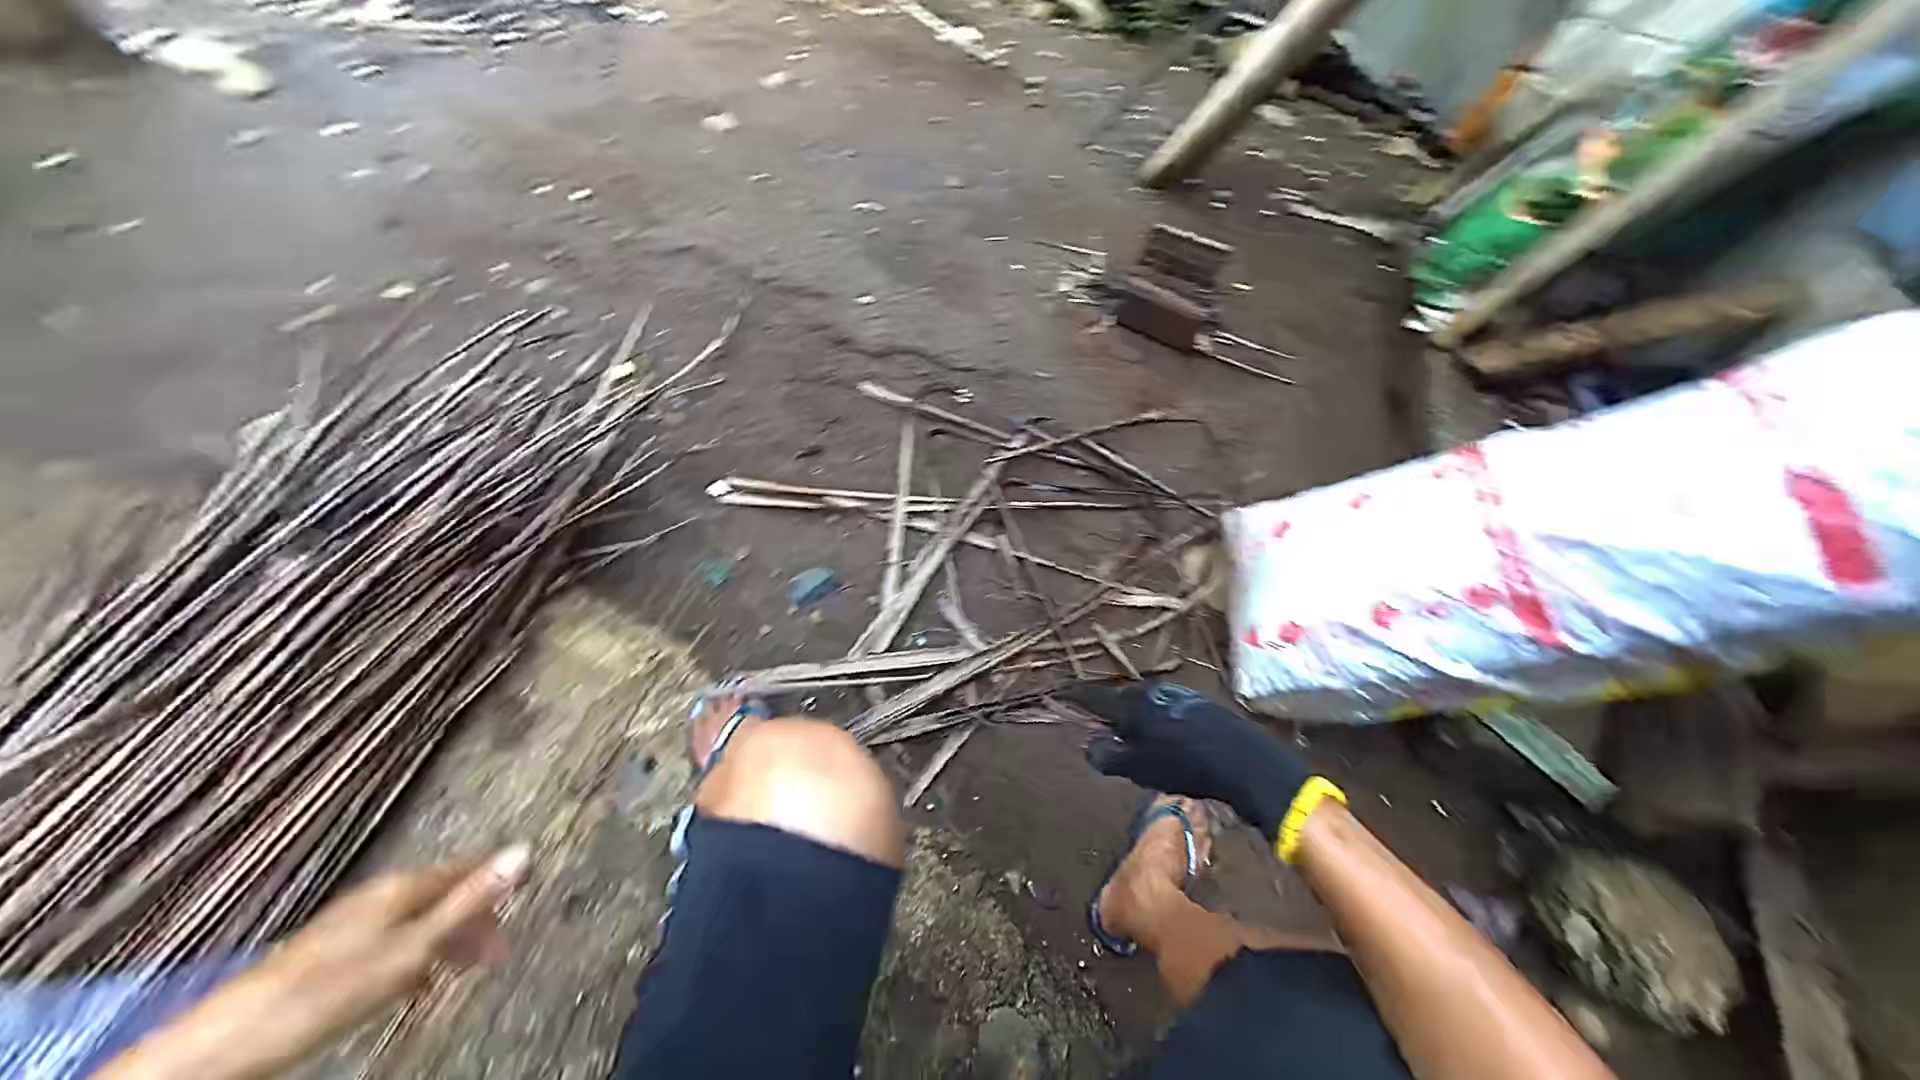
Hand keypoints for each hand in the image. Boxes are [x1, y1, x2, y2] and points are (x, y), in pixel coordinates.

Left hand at [99, 846, 529, 1079]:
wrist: (231, 1042)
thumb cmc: (335, 988)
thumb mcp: (417, 945)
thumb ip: (471, 900)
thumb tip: (524, 850)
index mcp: (406, 885)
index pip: (470, 867)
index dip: (502, 878)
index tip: (528, 895)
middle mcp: (383, 893)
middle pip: (446, 892)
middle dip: (478, 915)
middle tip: (499, 950)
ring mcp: (355, 920)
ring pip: (421, 917)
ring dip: (450, 937)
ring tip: (466, 967)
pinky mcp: (334, 950)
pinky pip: (397, 938)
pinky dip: (419, 953)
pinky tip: (416, 980)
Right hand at [1068, 681, 1311, 841]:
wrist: (1242, 758)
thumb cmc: (1182, 764)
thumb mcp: (1137, 768)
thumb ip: (1107, 756)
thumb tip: (1090, 745)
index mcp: (1129, 705)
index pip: (1094, 697)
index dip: (1075, 695)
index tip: (1060, 690)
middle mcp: (1149, 692)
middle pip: (1120, 697)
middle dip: (1110, 709)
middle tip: (1103, 724)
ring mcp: (1176, 694)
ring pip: (1145, 702)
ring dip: (1137, 715)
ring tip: (1136, 736)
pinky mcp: (1198, 703)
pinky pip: (1166, 707)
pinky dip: (1158, 718)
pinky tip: (1168, 737)